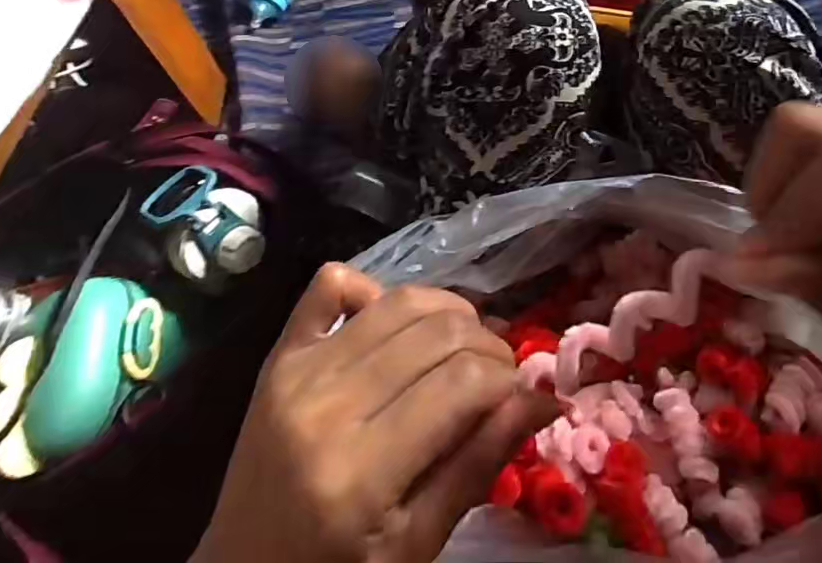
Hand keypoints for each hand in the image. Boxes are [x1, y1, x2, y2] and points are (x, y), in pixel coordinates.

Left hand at [195, 265, 557, 562]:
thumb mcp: (416, 544)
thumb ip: (478, 464)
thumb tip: (542, 399)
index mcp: (360, 473)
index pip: (461, 382)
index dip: (507, 378)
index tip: (522, 393)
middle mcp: (326, 406)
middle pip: (436, 331)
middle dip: (487, 343)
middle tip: (498, 373)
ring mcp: (297, 370)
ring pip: (398, 300)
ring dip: (448, 310)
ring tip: (462, 343)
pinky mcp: (279, 353)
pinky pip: (330, 284)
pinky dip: (373, 287)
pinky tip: (392, 319)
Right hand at [718, 103, 821, 416]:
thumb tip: (743, 264)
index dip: (792, 207)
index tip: (758, 266)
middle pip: (817, 128)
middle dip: (770, 186)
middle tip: (771, 249)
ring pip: (808, 125)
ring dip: (776, 179)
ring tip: (789, 239)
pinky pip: (820, 138)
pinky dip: (793, 176)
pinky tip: (812, 224)